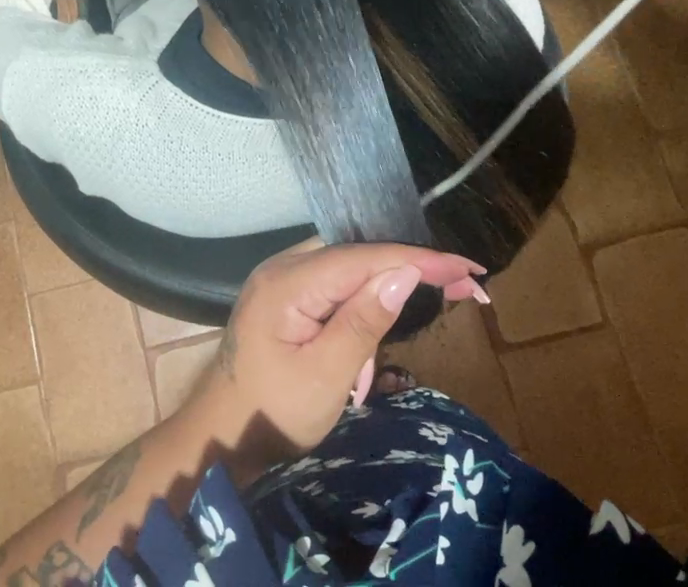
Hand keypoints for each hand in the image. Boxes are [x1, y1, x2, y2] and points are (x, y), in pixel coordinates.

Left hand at [185, 241, 486, 456]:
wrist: (221, 433)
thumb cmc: (272, 414)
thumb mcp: (325, 376)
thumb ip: (363, 323)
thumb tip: (405, 273)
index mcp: (287, 284)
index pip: (362, 258)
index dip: (417, 259)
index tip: (467, 268)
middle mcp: (282, 269)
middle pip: (357, 254)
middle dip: (411, 264)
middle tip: (466, 282)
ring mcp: (281, 280)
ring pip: (349, 266)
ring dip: (391, 279)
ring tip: (443, 291)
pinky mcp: (286, 296)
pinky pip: (335, 282)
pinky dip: (366, 295)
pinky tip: (391, 308)